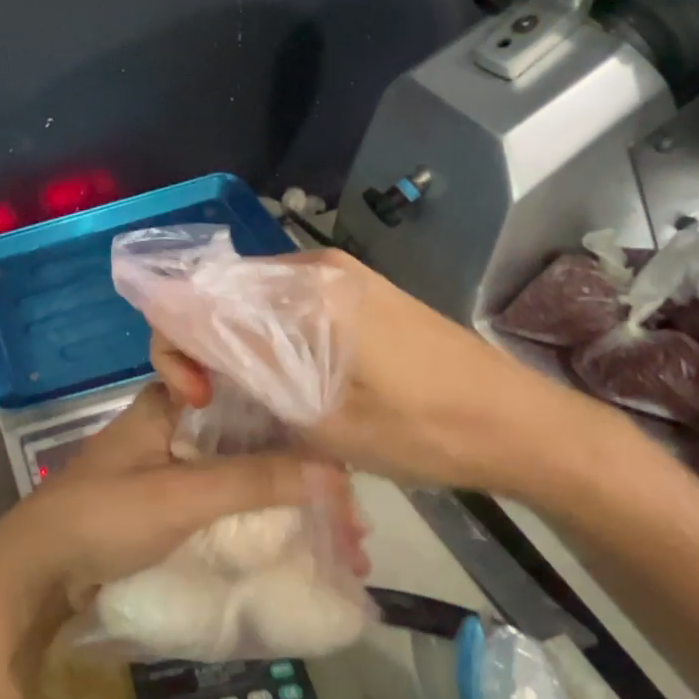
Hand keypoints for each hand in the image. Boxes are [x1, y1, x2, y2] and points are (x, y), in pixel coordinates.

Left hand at [0, 384, 368, 611]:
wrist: (38, 569)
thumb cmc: (103, 516)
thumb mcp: (180, 495)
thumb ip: (254, 479)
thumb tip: (337, 472)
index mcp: (168, 402)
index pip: (245, 389)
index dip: (299, 417)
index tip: (347, 453)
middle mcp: (175, 425)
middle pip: (254, 436)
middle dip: (308, 472)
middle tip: (357, 519)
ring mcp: (174, 465)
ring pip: (247, 470)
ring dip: (294, 500)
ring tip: (348, 542)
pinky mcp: (171, 502)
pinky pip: (231, 500)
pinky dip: (268, 519)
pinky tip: (308, 546)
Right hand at [149, 248, 602, 497]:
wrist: (523, 428)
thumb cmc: (421, 431)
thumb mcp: (318, 416)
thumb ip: (242, 366)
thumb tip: (179, 329)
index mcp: (302, 288)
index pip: (197, 296)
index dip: (175, 344)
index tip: (195, 397)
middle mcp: (314, 267)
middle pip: (220, 294)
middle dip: (201, 345)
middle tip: (215, 403)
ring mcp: (340, 277)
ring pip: (251, 303)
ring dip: (233, 345)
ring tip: (250, 399)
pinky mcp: (358, 294)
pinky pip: (285, 308)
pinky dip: (266, 340)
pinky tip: (282, 381)